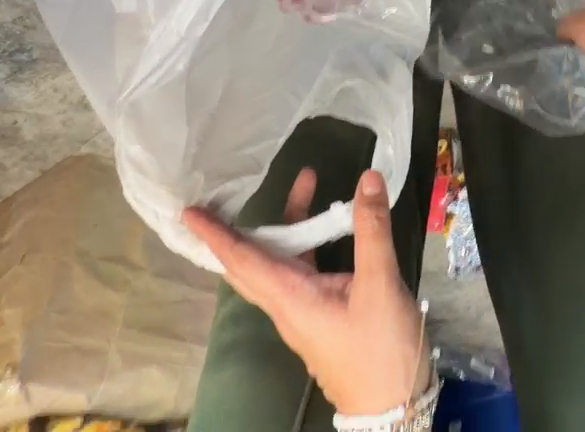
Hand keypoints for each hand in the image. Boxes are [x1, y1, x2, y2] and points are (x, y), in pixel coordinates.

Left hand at [183, 168, 424, 416]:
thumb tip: (368, 177)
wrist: (394, 406)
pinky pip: (301, 271)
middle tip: (228, 195)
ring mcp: (303, 312)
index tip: (190, 212)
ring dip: (286, 224)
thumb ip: (371, 229)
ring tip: (307, 184)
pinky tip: (328, 225)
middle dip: (239, 227)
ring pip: (279, 263)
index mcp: (290, 299)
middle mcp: (287, 305)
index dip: (217, 235)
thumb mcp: (379, 285)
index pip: (243, 260)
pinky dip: (307, 241)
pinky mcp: (322, 315)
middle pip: (250, 263)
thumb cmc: (380, 349)